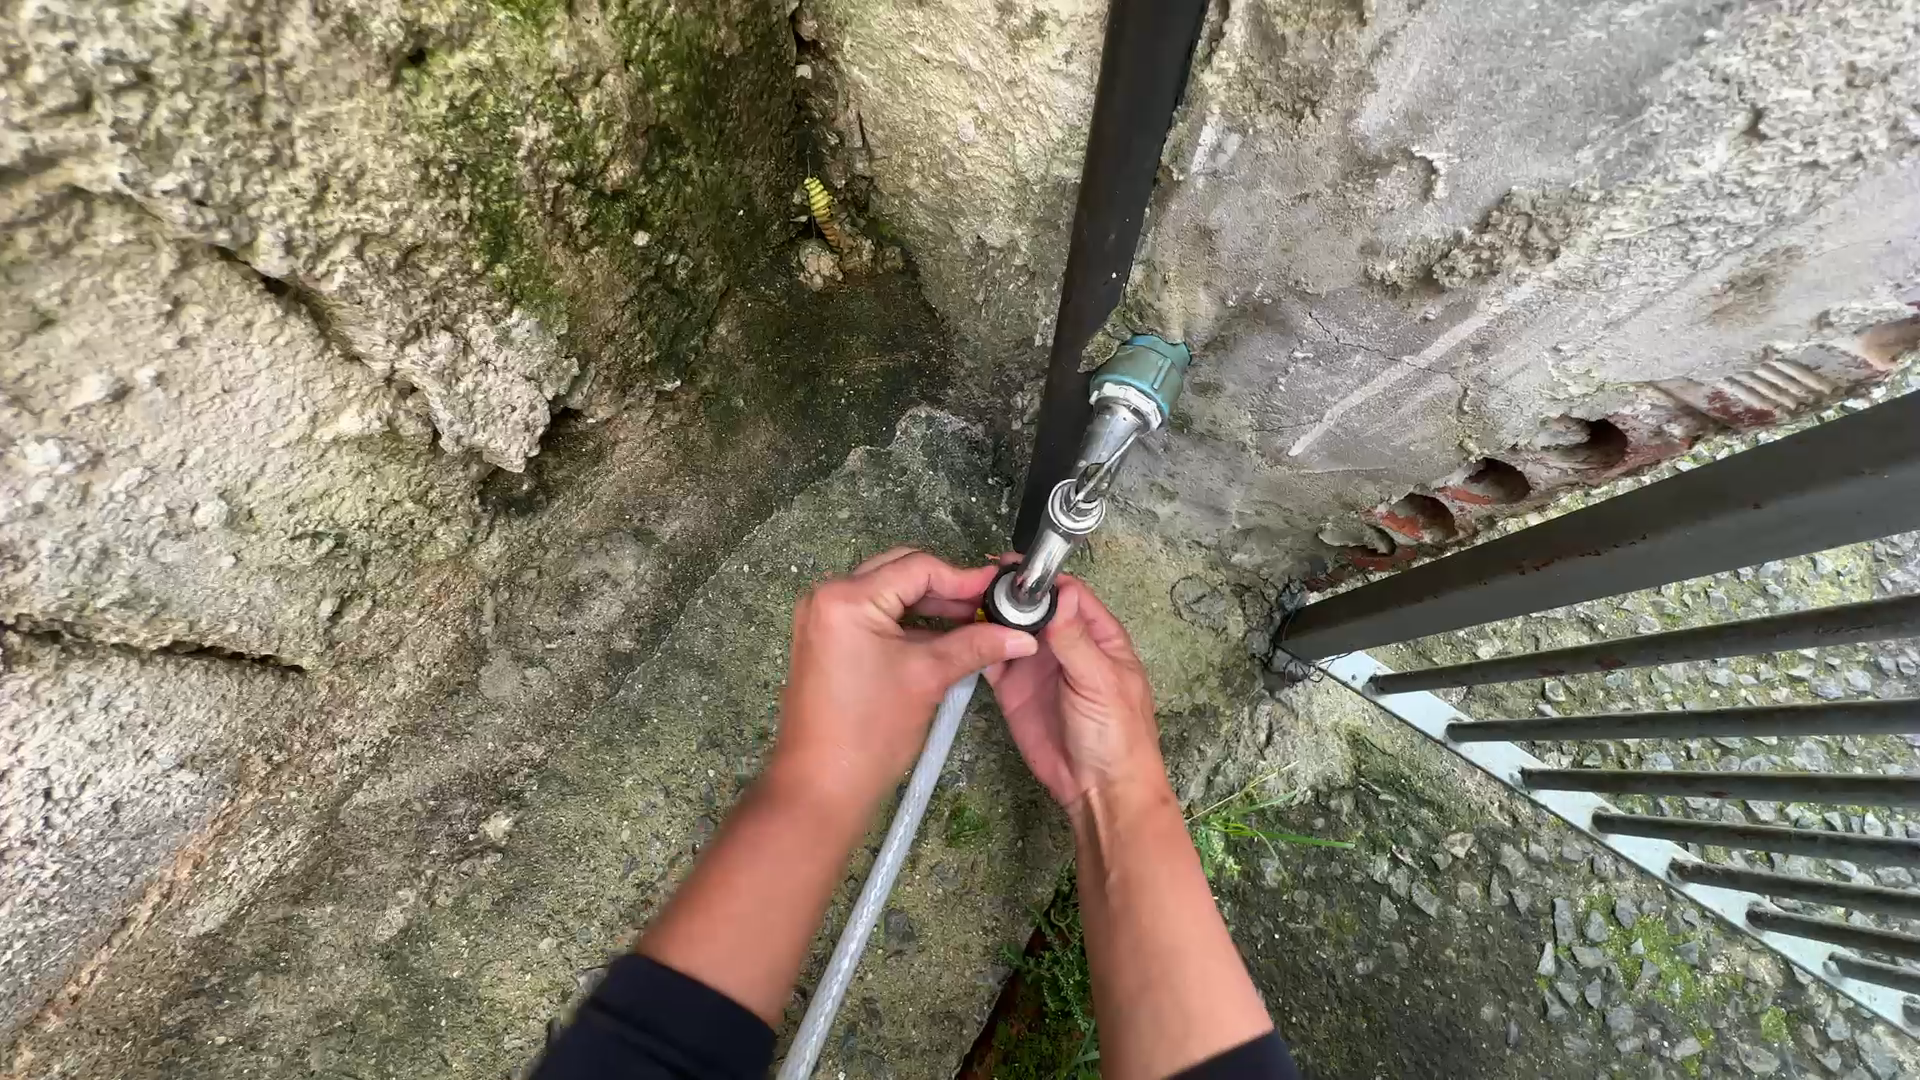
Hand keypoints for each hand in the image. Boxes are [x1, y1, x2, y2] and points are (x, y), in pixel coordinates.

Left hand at [771, 548, 1039, 820]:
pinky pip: (875, 615)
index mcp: (847, 597)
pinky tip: (943, 637)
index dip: (963, 578)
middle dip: (946, 588)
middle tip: (987, 605)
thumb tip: (1021, 634)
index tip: (999, 590)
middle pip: (901, 572)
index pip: (917, 568)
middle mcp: (829, 595)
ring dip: (929, 605)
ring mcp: (824, 617)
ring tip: (973, 622)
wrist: (821, 787)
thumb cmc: (870, 731)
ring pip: (889, 592)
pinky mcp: (827, 638)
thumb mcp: (928, 677)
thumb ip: (976, 644)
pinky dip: (908, 623)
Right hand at [985, 574, 1164, 812]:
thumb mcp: (1100, 682)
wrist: (1098, 791)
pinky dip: (979, 644)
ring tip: (963, 599)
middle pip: (1035, 606)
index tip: (1015, 568)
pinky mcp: (1013, 688)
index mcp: (1098, 636)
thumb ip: (1076, 639)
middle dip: (1011, 592)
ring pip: (1011, 628)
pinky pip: (993, 658)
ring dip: (991, 614)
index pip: (1069, 594)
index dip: (1044, 579)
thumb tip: (1060, 593)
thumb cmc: (1116, 734)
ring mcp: (1037, 665)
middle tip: (978, 578)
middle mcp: (1065, 644)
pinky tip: (961, 632)